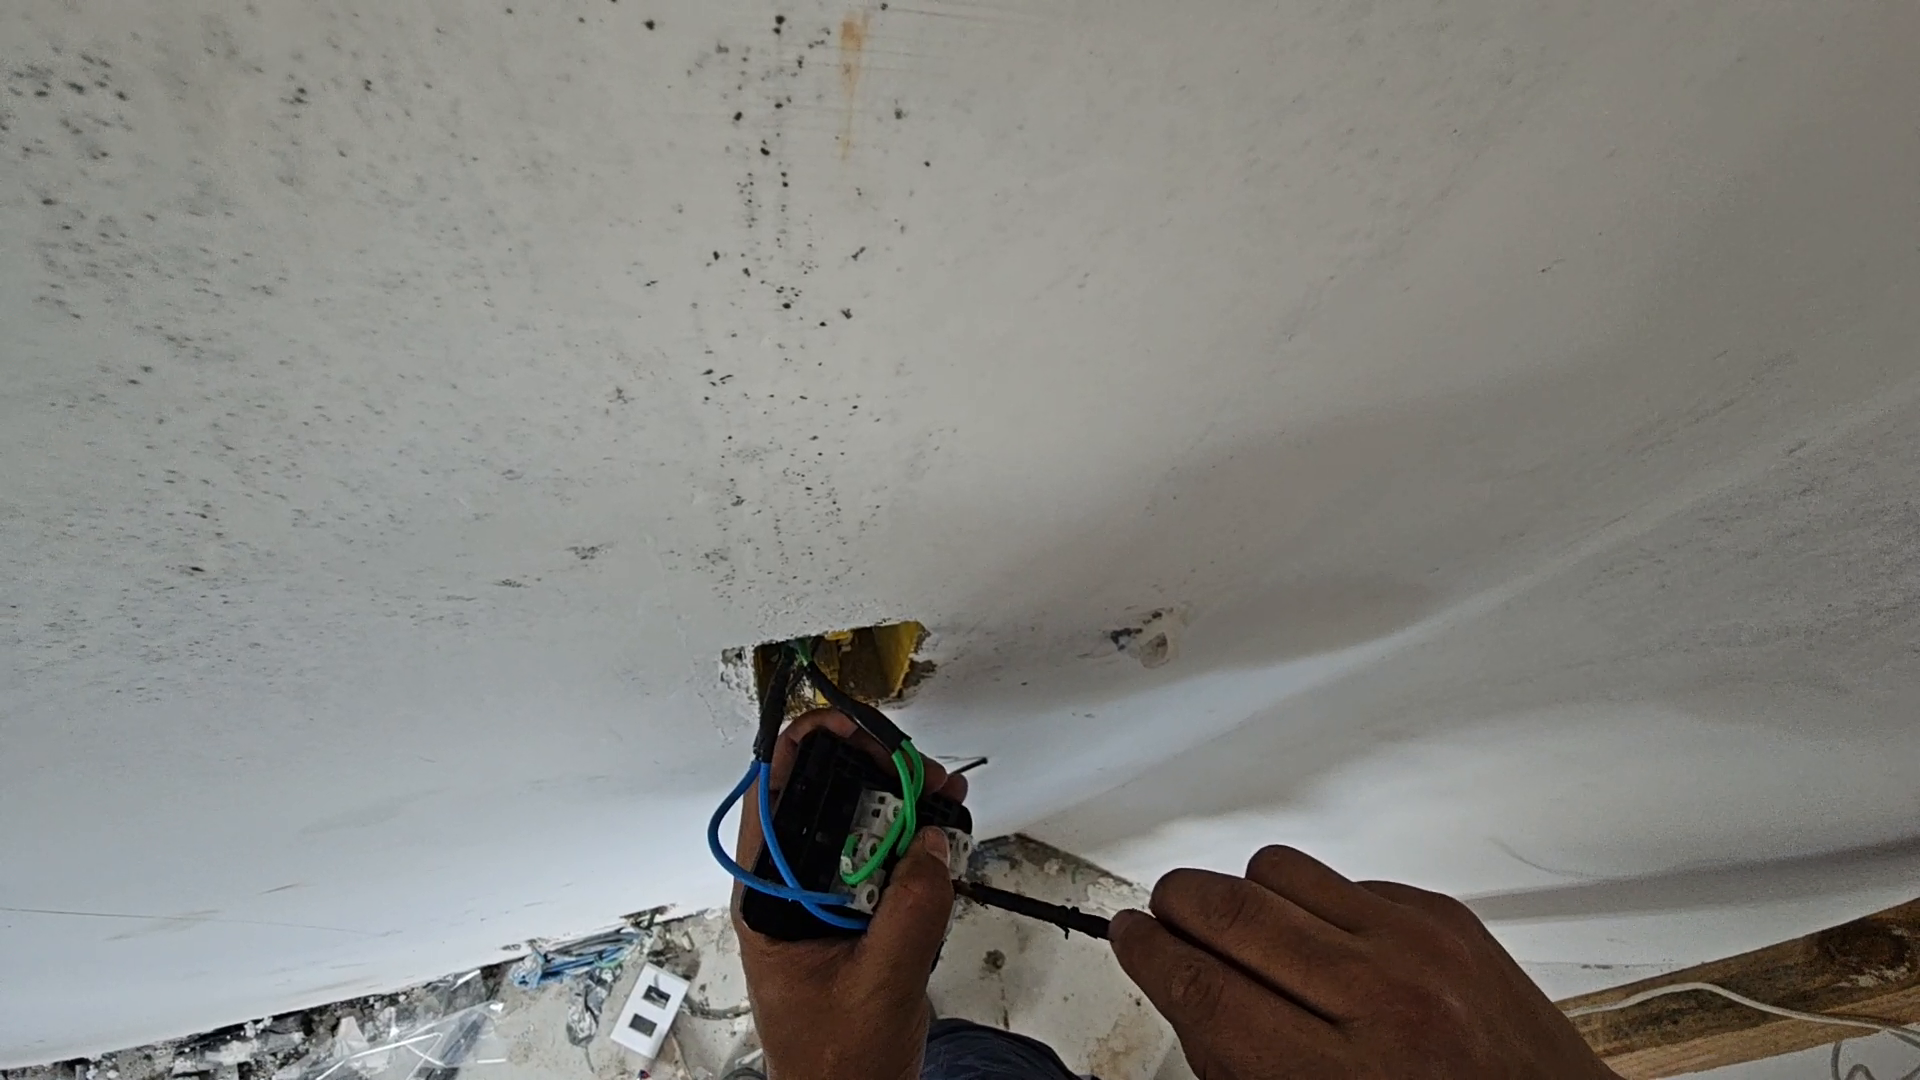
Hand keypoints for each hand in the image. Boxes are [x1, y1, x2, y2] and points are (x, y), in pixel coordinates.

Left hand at [732, 710, 969, 1079]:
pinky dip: (916, 832)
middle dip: (869, 769)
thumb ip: (909, 912)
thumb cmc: (838, 1062)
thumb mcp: (878, 984)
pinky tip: (942, 821)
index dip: (802, 749)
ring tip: (938, 786)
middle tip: (911, 764)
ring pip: (859, 821)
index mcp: (770, 901)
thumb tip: (931, 842)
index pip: (770, 800)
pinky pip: (887, 853)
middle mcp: (794, 887)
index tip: (847, 728)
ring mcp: (829, 894)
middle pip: (822, 799)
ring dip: (901, 798)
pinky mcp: (861, 905)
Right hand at [1109, 846, 1618, 1079]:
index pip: (1201, 985)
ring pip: (1273, 868)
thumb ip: (1228, 1061)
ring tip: (1253, 933)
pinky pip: (1339, 877)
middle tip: (1166, 916)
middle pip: (1227, 907)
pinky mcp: (1446, 914)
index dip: (1146, 950)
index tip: (1129, 933)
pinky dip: (1315, 904)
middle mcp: (1385, 1003)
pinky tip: (1330, 947)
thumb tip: (1176, 977)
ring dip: (1243, 895)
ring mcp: (1422, 948)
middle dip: (1175, 902)